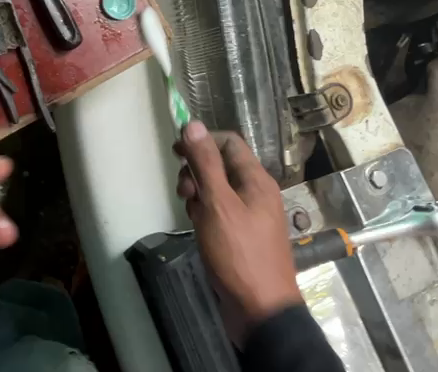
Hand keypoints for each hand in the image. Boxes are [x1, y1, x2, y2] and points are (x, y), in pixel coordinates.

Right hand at [173, 121, 299, 326]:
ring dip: (198, 193)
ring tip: (191, 212)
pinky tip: (198, 227)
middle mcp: (255, 192)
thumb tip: (192, 124)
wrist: (261, 312)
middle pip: (220, 164)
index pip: (228, 142)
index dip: (202, 141)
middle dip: (197, 171)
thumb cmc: (239, 253)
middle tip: (184, 191)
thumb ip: (206, 163)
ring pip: (216, 188)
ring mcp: (249, 214)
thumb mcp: (218, 204)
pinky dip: (204, 213)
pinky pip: (218, 210)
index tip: (176, 153)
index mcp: (256, 179)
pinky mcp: (241, 234)